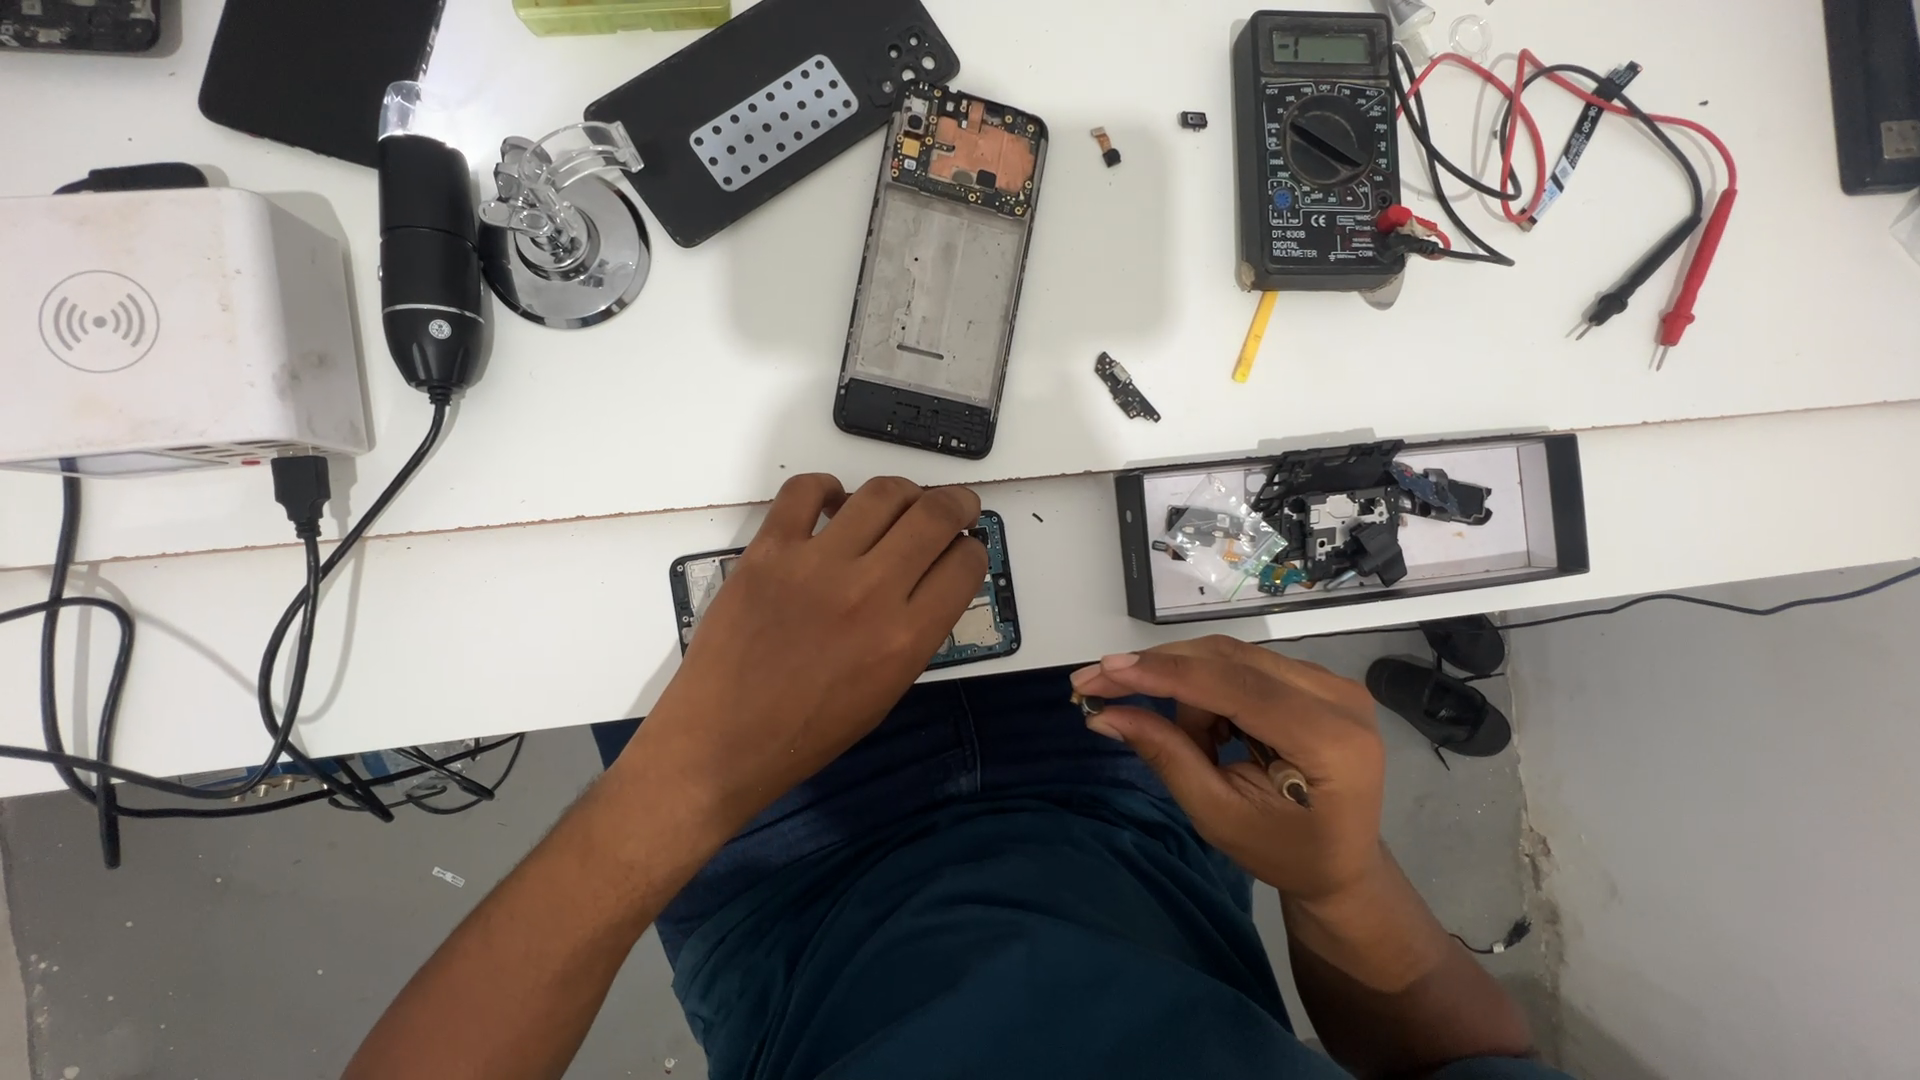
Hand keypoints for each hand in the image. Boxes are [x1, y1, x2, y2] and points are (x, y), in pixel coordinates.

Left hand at [631, 474, 986, 834]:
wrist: (721, 741)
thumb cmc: (807, 732)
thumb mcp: (885, 691)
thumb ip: (915, 631)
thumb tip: (930, 580)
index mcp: (906, 639)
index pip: (965, 565)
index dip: (973, 549)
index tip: (964, 548)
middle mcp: (870, 592)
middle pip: (933, 516)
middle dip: (957, 504)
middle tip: (955, 507)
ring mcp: (815, 565)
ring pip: (881, 494)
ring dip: (904, 492)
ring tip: (901, 503)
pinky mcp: (768, 551)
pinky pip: (805, 491)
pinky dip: (827, 487)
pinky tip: (833, 503)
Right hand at [1070, 637, 1385, 903]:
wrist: (1343, 863)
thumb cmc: (1284, 852)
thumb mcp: (1218, 815)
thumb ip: (1166, 756)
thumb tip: (1105, 714)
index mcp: (1328, 740)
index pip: (1232, 685)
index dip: (1162, 673)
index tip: (1101, 671)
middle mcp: (1337, 697)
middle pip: (1226, 658)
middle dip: (1159, 671)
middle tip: (1100, 688)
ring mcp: (1331, 682)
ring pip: (1228, 656)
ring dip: (1188, 689)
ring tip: (1191, 744)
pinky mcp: (1317, 679)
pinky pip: (1242, 664)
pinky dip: (1208, 689)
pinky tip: (1213, 733)